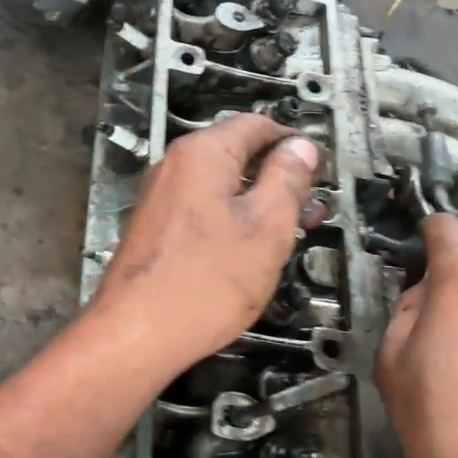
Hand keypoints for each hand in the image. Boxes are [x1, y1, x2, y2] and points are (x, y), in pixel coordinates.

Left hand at [89, 114, 319, 369]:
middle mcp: (174, 166)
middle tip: (311, 209)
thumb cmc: (205, 281)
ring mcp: (160, 197)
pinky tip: (249, 250)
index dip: (295, 143)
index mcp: (202, 153)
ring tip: (289, 234)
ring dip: (257, 203)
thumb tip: (300, 147)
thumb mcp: (267, 226)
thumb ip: (288, 179)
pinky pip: (201, 209)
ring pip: (220, 185)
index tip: (320, 170)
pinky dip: (230, 221)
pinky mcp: (155, 228)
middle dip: (278, 177)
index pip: (258, 125)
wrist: (137, 332)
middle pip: (237, 154)